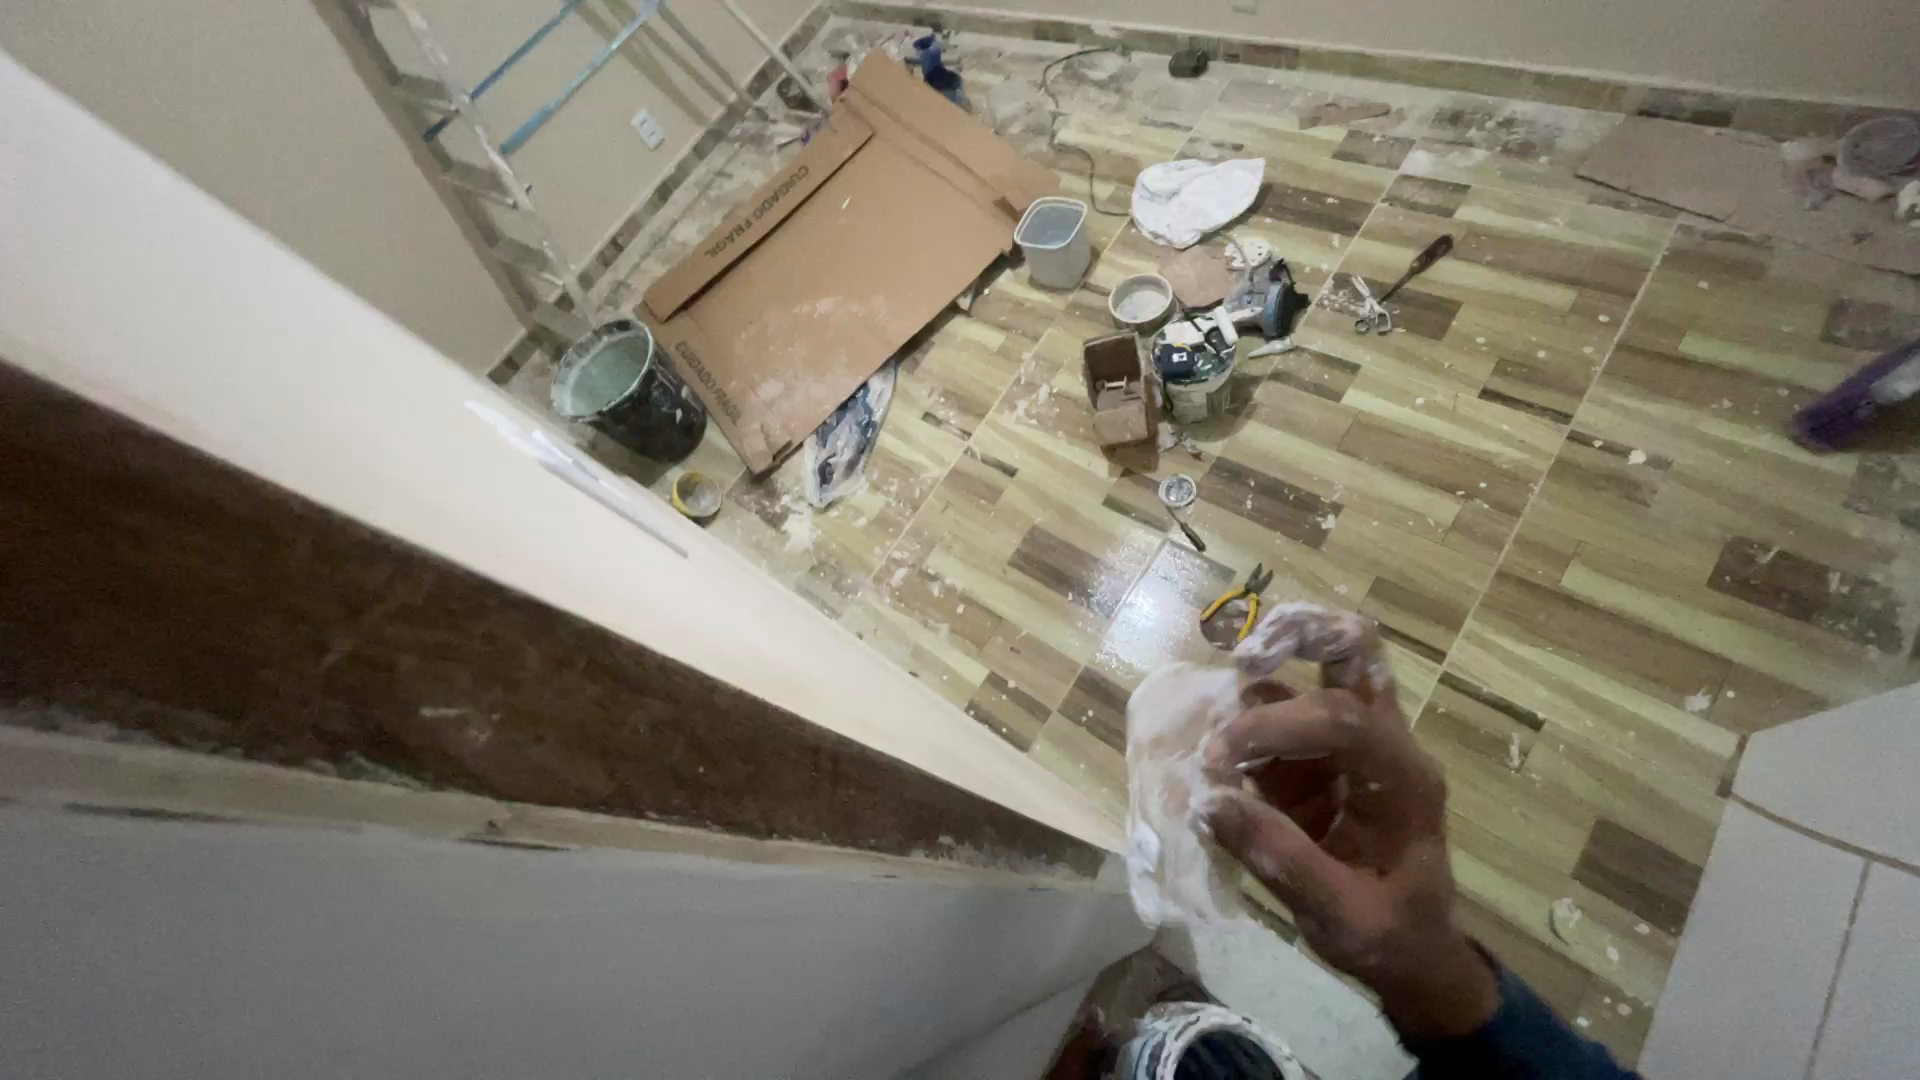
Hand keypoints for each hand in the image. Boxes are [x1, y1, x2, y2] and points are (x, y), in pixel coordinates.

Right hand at [1202, 637, 1498, 1037]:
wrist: (1411, 954)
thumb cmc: (1390, 936)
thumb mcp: (1342, 917)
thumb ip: (1280, 859)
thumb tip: (1209, 801)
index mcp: (1403, 778)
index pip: (1343, 718)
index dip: (1274, 724)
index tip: (1217, 757)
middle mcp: (1382, 742)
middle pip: (1353, 651)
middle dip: (1295, 636)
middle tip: (1242, 655)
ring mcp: (1349, 743)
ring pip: (1306, 674)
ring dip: (1255, 695)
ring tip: (1215, 745)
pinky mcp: (1317, 754)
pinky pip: (1277, 711)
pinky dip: (1242, 719)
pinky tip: (1218, 753)